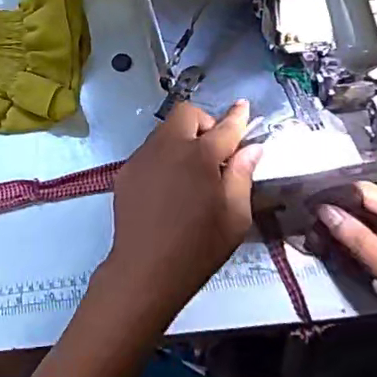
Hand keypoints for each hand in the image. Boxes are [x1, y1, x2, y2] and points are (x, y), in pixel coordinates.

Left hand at [97, 101, 264, 328]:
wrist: (146, 268)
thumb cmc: (199, 247)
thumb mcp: (235, 216)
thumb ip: (242, 175)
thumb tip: (251, 148)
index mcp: (200, 155)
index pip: (225, 127)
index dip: (237, 116)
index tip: (243, 107)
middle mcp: (168, 146)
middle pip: (186, 114)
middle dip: (204, 123)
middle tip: (214, 151)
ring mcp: (142, 157)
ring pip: (165, 131)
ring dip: (182, 139)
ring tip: (192, 171)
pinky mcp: (126, 171)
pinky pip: (149, 151)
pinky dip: (164, 157)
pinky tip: (169, 186)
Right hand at [313, 181, 376, 376]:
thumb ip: (358, 240)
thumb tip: (324, 210)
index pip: (366, 192)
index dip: (332, 198)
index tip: (303, 209)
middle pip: (374, 206)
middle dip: (341, 221)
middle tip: (313, 240)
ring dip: (355, 236)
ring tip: (329, 253)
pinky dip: (375, 246)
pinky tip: (356, 260)